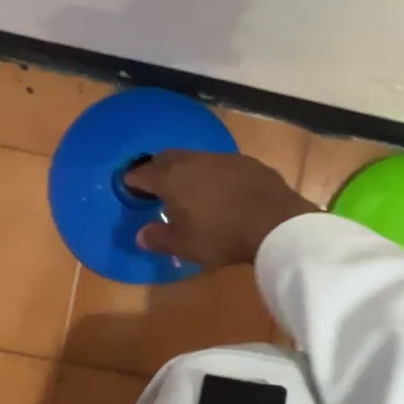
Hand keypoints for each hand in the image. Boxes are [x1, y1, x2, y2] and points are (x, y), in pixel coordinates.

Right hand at [123, 149, 318, 267]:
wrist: (275, 222)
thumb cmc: (221, 235)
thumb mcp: (185, 245)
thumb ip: (159, 238)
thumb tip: (140, 235)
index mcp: (171, 178)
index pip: (143, 173)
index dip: (133, 180)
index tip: (129, 185)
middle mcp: (193, 160)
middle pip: (167, 158)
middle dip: (157, 168)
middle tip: (155, 182)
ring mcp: (222, 157)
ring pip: (195, 158)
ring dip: (187, 169)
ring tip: (188, 186)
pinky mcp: (247, 162)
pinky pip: (220, 164)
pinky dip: (213, 173)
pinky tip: (220, 188)